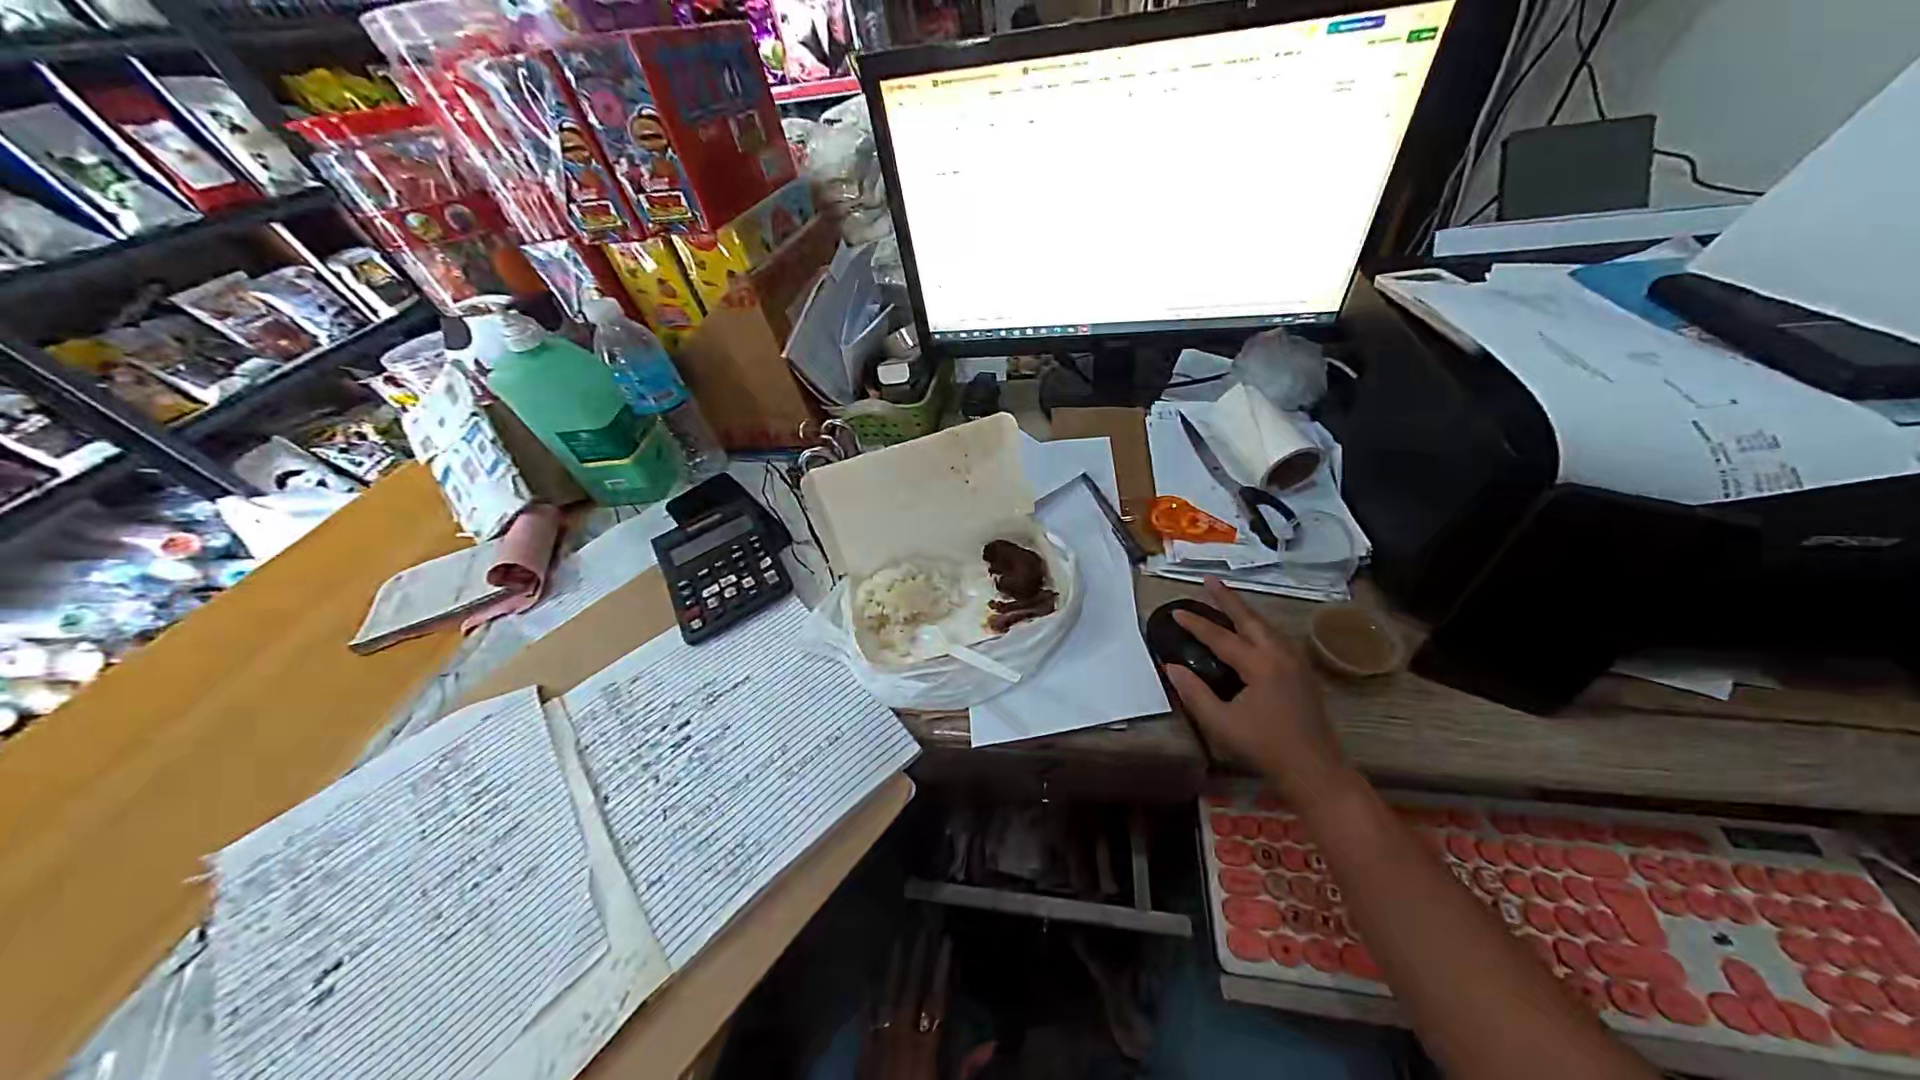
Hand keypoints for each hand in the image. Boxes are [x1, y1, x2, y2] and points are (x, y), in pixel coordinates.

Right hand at [1165, 577, 1348, 802]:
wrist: (1315, 770)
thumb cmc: (1264, 747)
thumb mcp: (1221, 723)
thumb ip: (1194, 693)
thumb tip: (1172, 667)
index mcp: (1260, 664)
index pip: (1220, 637)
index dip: (1196, 624)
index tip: (1176, 612)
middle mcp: (1280, 655)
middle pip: (1250, 619)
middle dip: (1229, 599)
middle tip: (1210, 581)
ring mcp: (1296, 664)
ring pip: (1268, 627)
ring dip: (1246, 612)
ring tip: (1229, 601)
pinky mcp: (1304, 675)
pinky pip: (1278, 639)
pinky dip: (1260, 627)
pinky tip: (1255, 633)